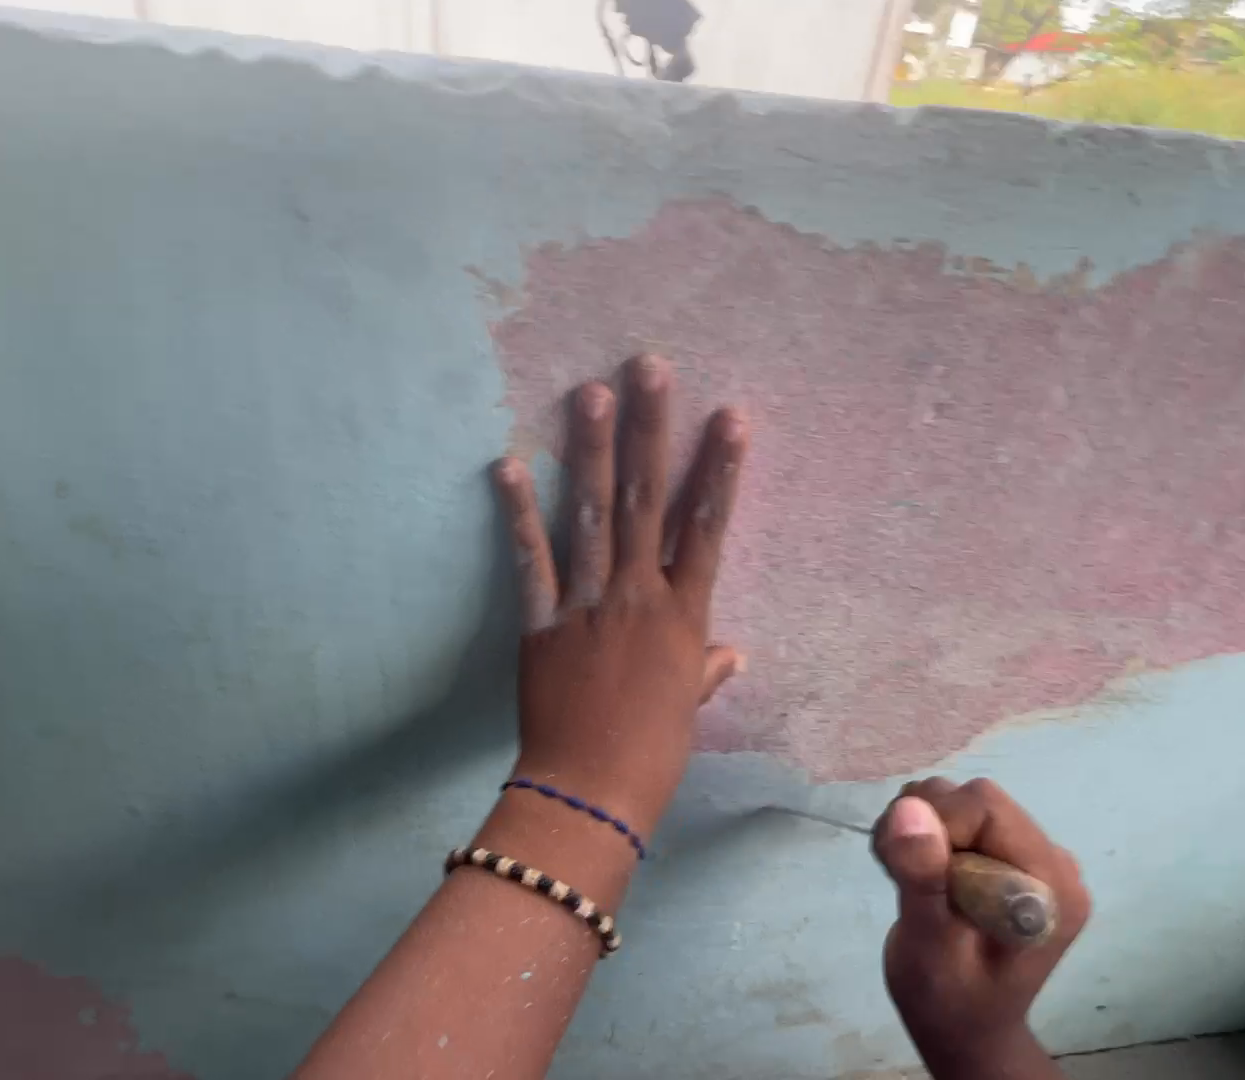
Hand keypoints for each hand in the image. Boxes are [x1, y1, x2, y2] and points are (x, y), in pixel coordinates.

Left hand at [491, 356, 748, 829]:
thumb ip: (707, 667)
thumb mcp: (689, 705)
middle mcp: (640, 595)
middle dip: (652, 430)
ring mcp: (589, 604)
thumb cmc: (652, 753)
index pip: (708, 528)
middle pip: (650, 501)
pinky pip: (531, 560)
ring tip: (591, 392)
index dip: (720, 470)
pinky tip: (509, 464)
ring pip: (595, 515)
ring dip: (593, 450)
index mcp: (684, 616)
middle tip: (650, 367)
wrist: (593, 794)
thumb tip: (735, 652)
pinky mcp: (542, 622)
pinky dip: (519, 514)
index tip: (730, 415)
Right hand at [872, 778, 1090, 1079]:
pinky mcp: (1001, 851)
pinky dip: (919, 830)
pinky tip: (916, 870)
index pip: (986, 806)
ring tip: (907, 879)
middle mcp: (1049, 860)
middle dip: (924, 824)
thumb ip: (924, 878)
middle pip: (972, 798)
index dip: (938, 823)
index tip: (911, 868)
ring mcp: (1026, 853)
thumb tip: (909, 808)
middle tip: (900, 873)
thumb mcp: (929, 946)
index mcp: (1051, 884)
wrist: (961, 1027)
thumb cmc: (948, 1000)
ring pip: (956, 798)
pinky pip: (952, 811)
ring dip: (916, 827)